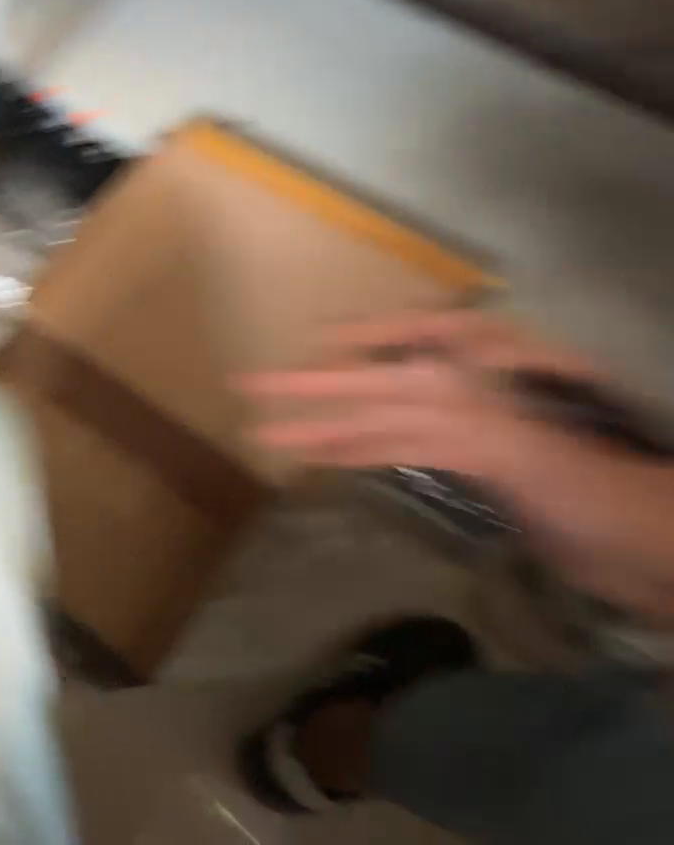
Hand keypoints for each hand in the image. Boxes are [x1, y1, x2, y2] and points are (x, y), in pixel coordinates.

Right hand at [242, 310, 673, 620]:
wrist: (664, 561)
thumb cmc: (623, 502)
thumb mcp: (553, 456)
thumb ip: (478, 414)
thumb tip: (415, 376)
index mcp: (514, 376)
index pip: (436, 332)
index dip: (372, 330)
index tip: (313, 339)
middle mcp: (491, 392)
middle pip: (391, 379)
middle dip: (324, 382)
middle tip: (258, 383)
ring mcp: (481, 430)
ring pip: (386, 418)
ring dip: (326, 425)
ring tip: (265, 431)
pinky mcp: (477, 467)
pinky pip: (401, 450)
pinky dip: (356, 452)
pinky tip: (312, 458)